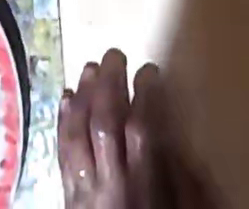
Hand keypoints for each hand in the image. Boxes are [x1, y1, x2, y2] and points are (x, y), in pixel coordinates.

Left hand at [60, 50, 218, 208]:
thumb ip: (186, 183)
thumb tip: (179, 135)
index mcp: (144, 190)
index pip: (142, 130)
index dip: (145, 94)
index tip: (150, 70)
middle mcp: (110, 187)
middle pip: (104, 123)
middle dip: (109, 83)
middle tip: (115, 53)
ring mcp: (84, 193)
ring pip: (78, 133)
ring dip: (83, 94)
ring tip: (89, 66)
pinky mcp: (68, 199)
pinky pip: (61, 155)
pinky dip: (63, 122)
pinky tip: (66, 98)